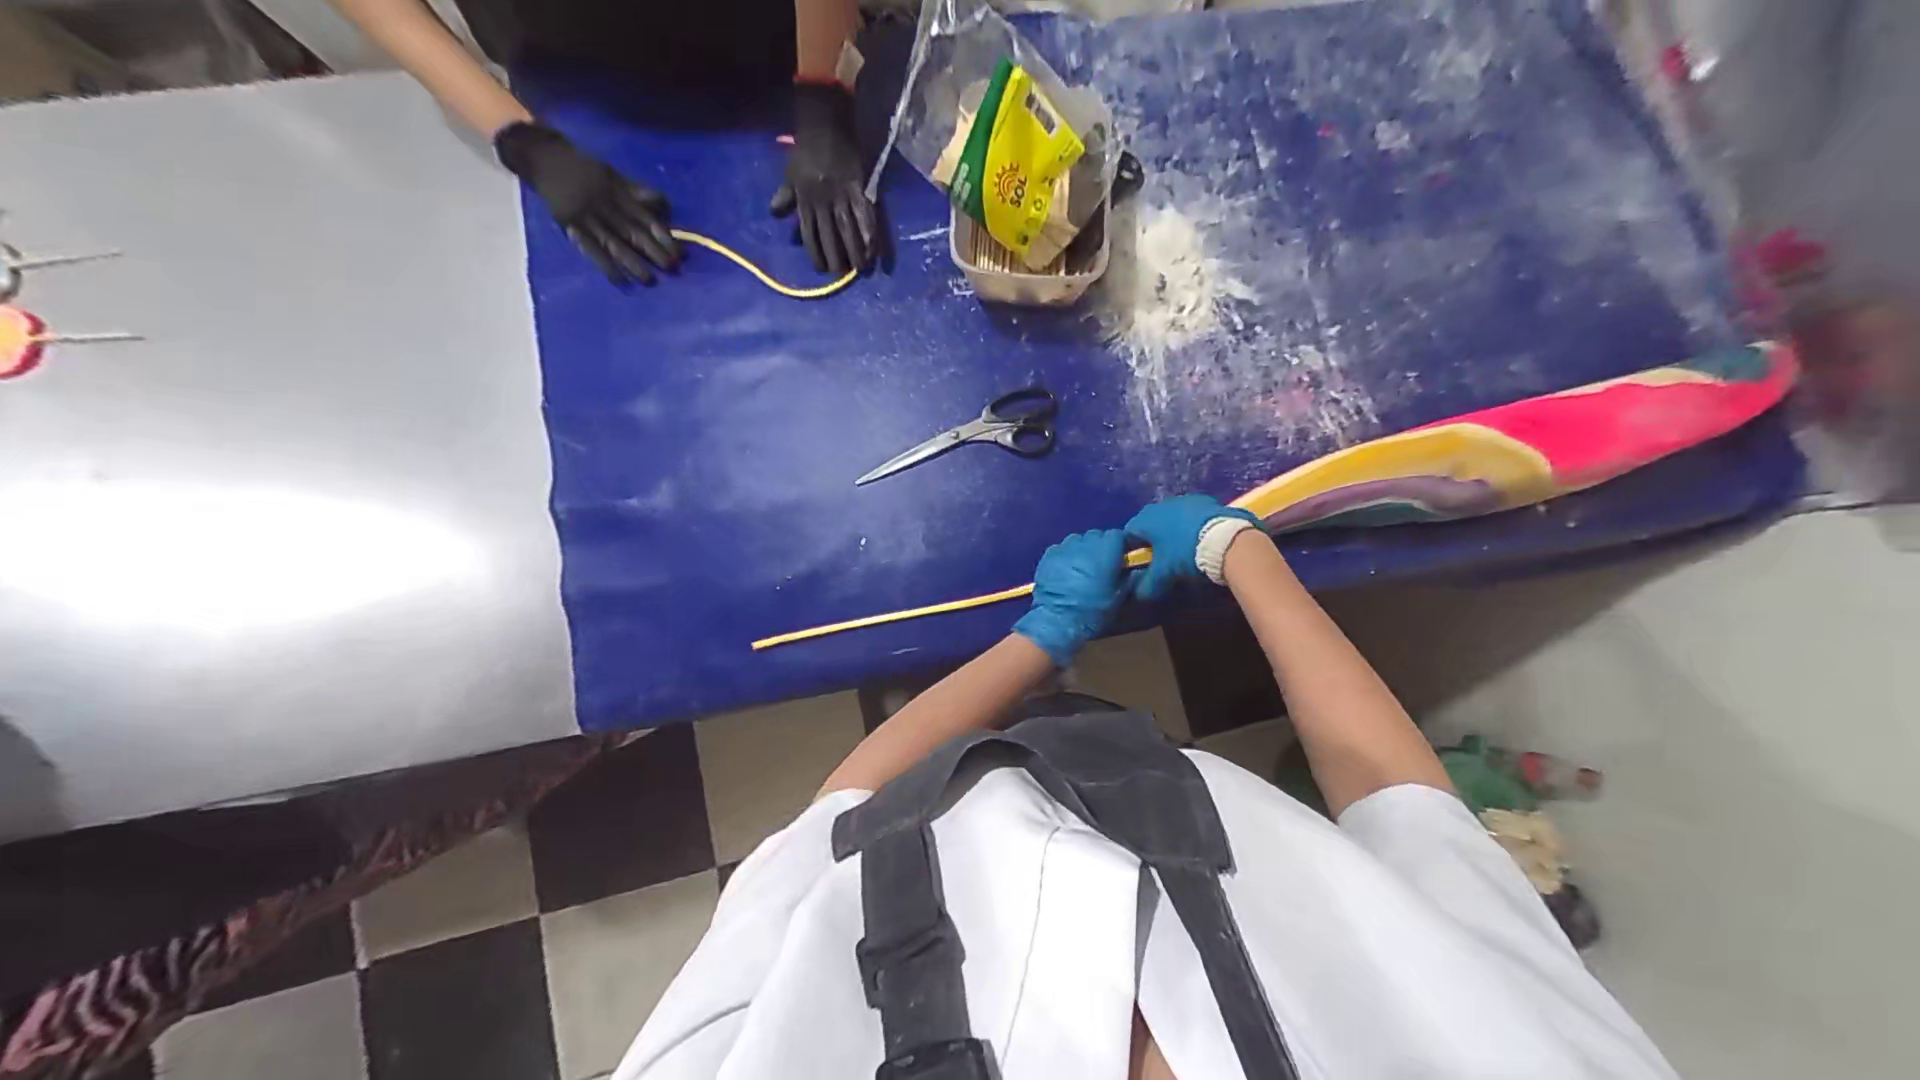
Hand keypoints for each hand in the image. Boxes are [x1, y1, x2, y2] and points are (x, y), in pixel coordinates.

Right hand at [494, 122, 679, 284]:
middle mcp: (605, 205)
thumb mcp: (613, 174)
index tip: (678, 253)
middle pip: (633, 233)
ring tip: (649, 280)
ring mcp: (587, 216)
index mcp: (617, 192)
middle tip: (672, 269)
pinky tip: (619, 281)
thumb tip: (664, 206)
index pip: (645, 218)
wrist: (542, 155)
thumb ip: (637, 192)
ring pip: (614, 243)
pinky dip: (605, 266)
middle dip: (654, 252)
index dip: (663, 236)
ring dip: (633, 263)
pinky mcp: (570, 225)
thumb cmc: (584, 168)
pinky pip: (590, 249)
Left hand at [770, 82, 877, 276]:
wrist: (826, 121)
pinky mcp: (860, 188)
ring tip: (862, 270)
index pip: (809, 233)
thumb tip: (775, 215)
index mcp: (805, 199)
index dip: (815, 253)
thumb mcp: (791, 172)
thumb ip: (785, 195)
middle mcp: (823, 201)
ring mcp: (842, 195)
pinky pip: (866, 216)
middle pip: (830, 236)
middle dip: (837, 258)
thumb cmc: (807, 149)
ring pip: (849, 230)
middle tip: (842, 275)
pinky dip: (871, 234)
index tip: (821, 269)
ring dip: (856, 252)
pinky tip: (874, 250)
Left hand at [1012, 529, 1131, 666]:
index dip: (1120, 545)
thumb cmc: (1093, 610)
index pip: (1117, 535)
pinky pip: (1062, 548)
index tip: (1121, 558)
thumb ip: (1130, 577)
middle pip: (1097, 535)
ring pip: (1078, 540)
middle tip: (1101, 565)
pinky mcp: (1048, 554)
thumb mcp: (1119, 597)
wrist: (1057, 620)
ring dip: (1083, 550)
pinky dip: (1067, 556)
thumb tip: (1137, 568)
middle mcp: (1085, 542)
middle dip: (1101, 547)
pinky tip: (1066, 571)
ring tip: (1083, 568)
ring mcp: (1064, 546)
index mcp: (1106, 550)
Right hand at [1123, 495, 1263, 601]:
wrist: (1228, 541)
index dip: (1130, 549)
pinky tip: (1200, 540)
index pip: (1129, 533)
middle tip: (1159, 557)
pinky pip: (1192, 516)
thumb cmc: (1186, 554)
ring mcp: (1186, 500)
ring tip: (1182, 548)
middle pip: (1151, 524)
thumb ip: (1147, 585)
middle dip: (1153, 539)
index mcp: (1147, 519)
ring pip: (1172, 517)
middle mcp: (1162, 505)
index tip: (1138, 562)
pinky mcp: (1207, 501)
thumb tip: (1139, 593)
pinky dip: (1191, 526)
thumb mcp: (1164, 575)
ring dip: (1173, 531)